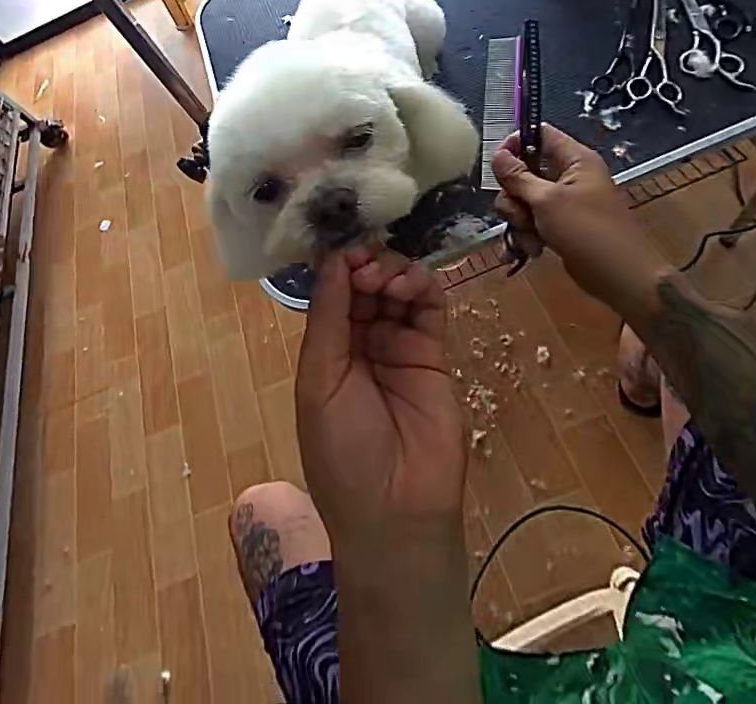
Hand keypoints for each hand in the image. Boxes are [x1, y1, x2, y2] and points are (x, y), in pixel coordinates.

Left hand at [295, 244, 465, 556]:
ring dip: (393, 272)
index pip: (334, 293)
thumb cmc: (344, 449)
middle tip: (368, 265)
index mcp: (328, 349)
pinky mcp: (435, 350)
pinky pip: (430, 307)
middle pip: (367, 284)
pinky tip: (409, 289)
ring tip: (387, 283)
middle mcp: (363, 341)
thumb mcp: (320, 382)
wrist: (397, 507)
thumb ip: (329, 318)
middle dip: (367, 263)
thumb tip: (333, 259)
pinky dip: (421, 287)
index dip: (339, 266)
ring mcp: (400, 344)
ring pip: (399, 288)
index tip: (345, 247)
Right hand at [491, 124, 672, 316]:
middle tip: (520, 214)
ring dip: (519, 220)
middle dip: (514, 195)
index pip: (539, 134)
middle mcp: (570, 176)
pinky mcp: (561, 226)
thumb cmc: (587, 231)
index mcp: (574, 159)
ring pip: (525, 199)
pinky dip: (527, 235)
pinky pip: (533, 222)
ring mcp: (565, 202)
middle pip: (525, 170)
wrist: (620, 276)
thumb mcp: (547, 201)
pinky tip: (527, 251)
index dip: (516, 144)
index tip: (498, 166)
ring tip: (530, 240)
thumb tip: (498, 154)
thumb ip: (518, 177)